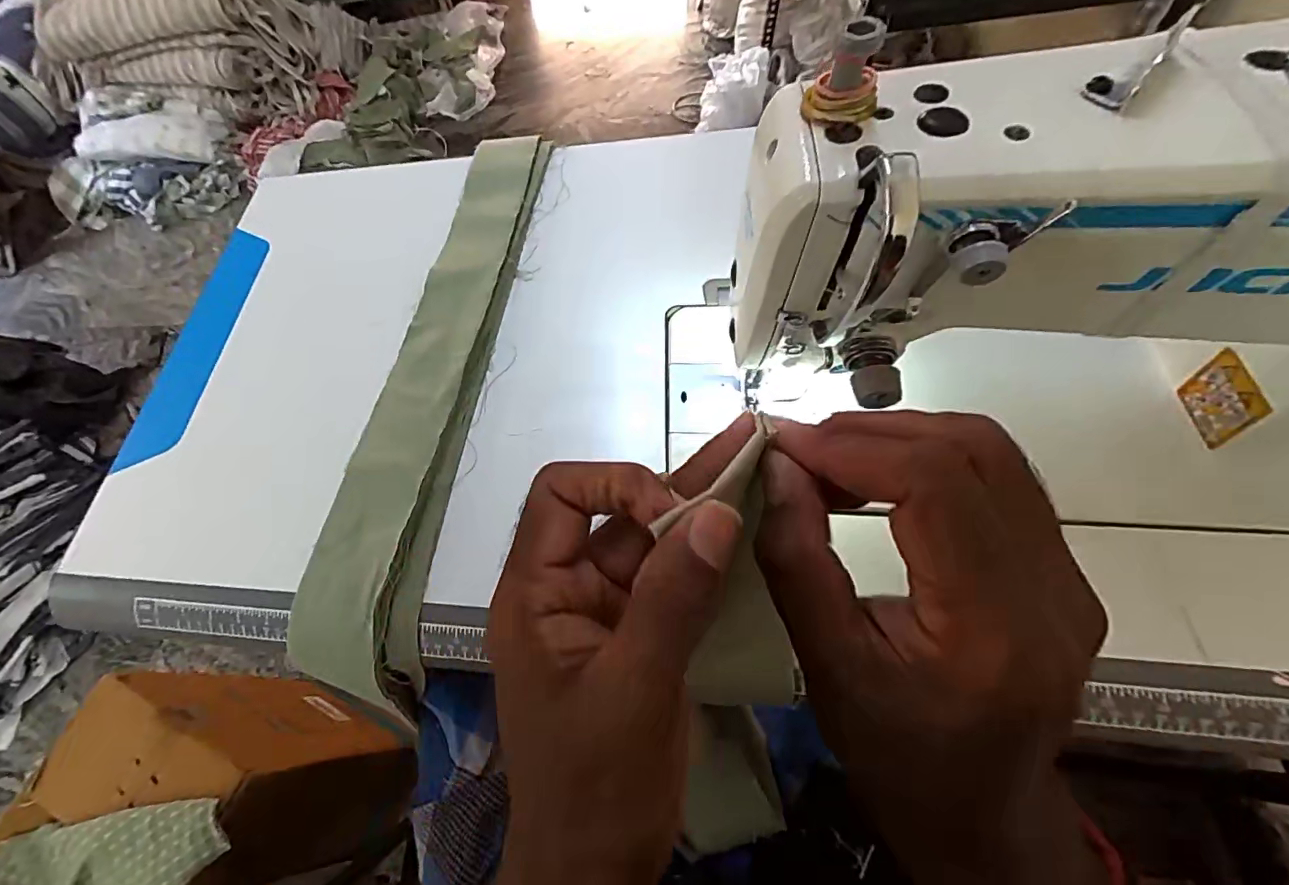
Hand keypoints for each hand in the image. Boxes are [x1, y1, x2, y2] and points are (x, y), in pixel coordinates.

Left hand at [489, 454, 744, 884]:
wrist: (593, 867)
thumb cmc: (595, 784)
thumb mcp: (634, 688)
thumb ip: (671, 600)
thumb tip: (713, 515)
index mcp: (535, 589)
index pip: (558, 494)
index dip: (613, 484)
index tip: (669, 513)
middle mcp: (565, 587)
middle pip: (613, 513)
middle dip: (674, 485)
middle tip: (741, 446)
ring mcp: (602, 611)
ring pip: (648, 544)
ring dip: (698, 511)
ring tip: (753, 463)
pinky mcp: (634, 636)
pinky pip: (668, 583)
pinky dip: (704, 558)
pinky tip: (746, 531)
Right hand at [757, 412, 1110, 884]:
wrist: (979, 810)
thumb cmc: (892, 750)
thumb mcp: (823, 661)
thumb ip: (795, 557)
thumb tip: (778, 466)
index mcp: (996, 625)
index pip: (936, 485)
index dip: (851, 448)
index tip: (782, 446)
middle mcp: (1052, 589)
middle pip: (972, 451)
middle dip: (869, 431)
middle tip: (798, 449)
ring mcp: (1064, 575)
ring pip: (987, 451)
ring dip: (896, 436)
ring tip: (826, 458)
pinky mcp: (1053, 567)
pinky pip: (991, 477)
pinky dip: (920, 456)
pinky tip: (868, 477)